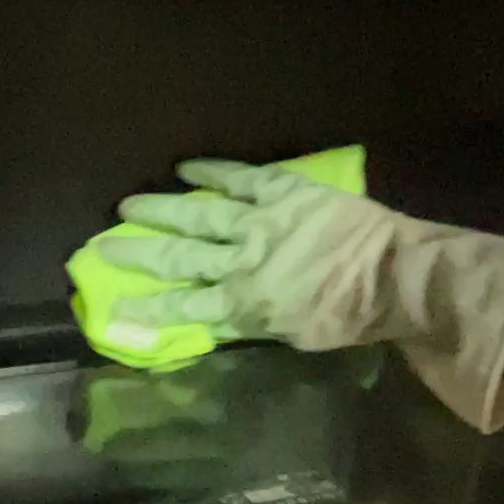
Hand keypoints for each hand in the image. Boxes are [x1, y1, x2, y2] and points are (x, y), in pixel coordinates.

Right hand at [98, 159, 503, 432]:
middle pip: (179, 257)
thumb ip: (251, 322)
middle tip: (104, 246)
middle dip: (138, 254)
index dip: (146, 308)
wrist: (399, 278)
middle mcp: (242, 262)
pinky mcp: (284, 192)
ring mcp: (261, 223)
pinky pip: (242, 177)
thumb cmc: (348, 318)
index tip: (115, 307)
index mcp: (244, 304)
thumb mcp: (292, 336)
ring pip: (199, 215)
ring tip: (129, 203)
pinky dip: (213, 170)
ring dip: (161, 209)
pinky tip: (186, 166)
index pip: (183, 307)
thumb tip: (221, 313)